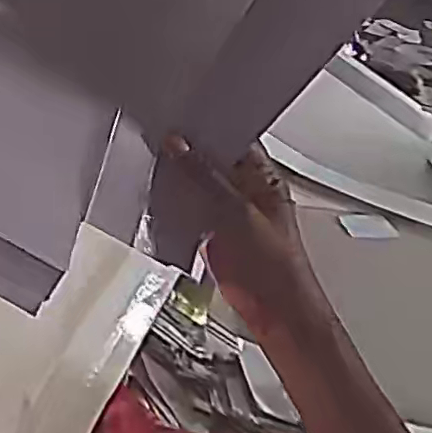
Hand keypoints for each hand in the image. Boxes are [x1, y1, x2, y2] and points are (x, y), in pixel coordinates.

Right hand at [165, 135, 314, 342]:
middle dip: (187, 150)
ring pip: (197, 183)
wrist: (277, 317)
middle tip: (161, 136)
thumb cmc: (278, 268)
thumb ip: (206, 177)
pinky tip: (157, 193)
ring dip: (178, 176)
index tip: (181, 115)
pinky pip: (189, 207)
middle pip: (211, 160)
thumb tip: (179, 145)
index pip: (233, 138)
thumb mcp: (239, 213)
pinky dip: (174, 201)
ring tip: (154, 159)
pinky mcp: (213, 230)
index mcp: (263, 177)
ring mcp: (228, 211)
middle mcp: (246, 190)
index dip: (208, 125)